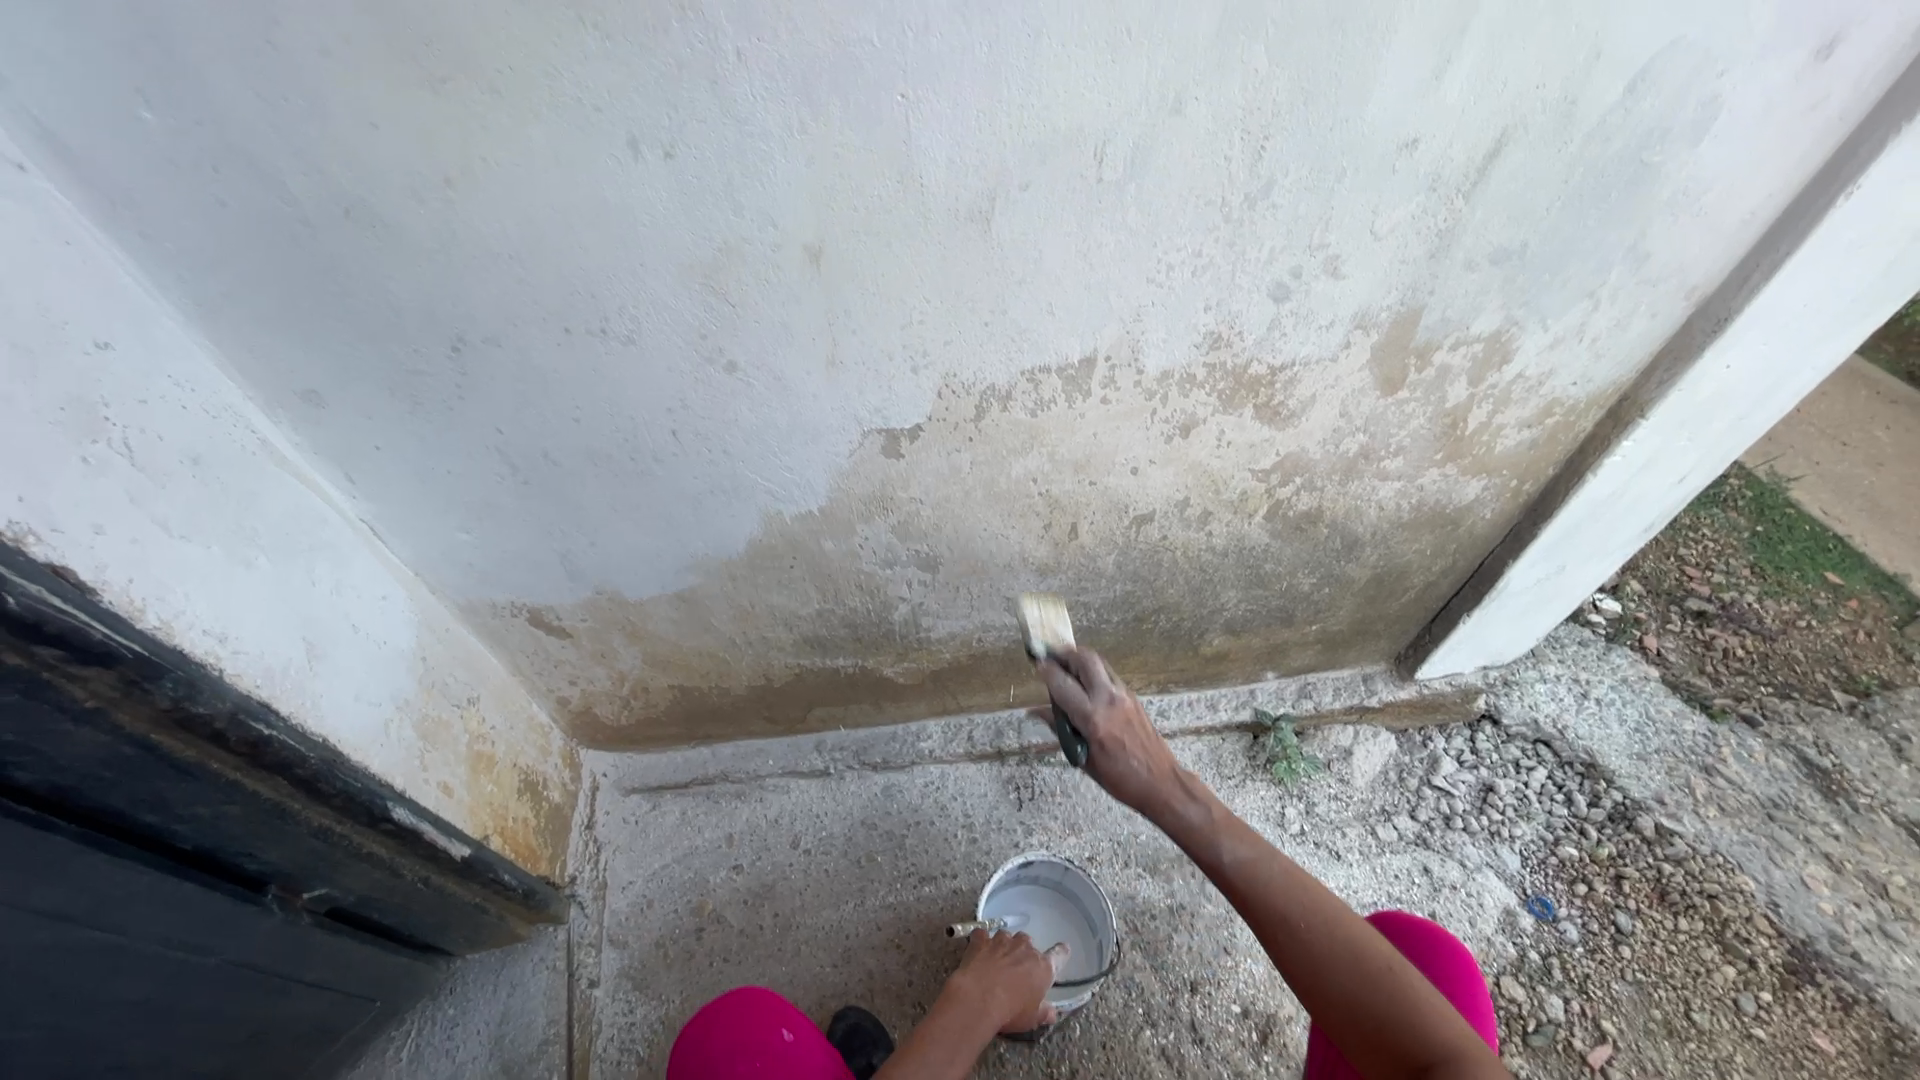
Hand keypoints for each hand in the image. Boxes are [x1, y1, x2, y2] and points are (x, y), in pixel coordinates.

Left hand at [943, 930, 1068, 1033]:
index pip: (1058, 956)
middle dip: (1022, 953)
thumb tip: (1053, 1013)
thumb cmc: (1010, 1011)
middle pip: (1027, 943)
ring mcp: (1001, 940)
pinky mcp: (981, 940)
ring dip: (1003, 946)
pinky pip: (982, 935)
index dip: (1061, 953)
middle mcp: (1024, 948)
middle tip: (1015, 969)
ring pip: (1006, 936)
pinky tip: (976, 950)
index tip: (1064, 949)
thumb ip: (1044, 1013)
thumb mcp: (1032, 1019)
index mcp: (1042, 967)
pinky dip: (980, 941)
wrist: (978, 999)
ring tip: (995, 960)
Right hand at [1038, 646, 1189, 817]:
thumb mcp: (1083, 758)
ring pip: (1099, 663)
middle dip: (1065, 654)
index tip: (1037, 663)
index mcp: (1093, 718)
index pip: (1063, 684)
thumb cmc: (1119, 778)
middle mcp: (1108, 699)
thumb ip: (1060, 729)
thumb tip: (1036, 712)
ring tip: (1067, 668)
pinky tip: (1086, 687)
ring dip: (1080, 660)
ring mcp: (1124, 695)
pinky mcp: (1133, 697)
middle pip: (1085, 659)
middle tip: (1052, 658)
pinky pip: (1109, 675)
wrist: (1161, 782)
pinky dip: (1094, 673)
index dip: (1047, 670)